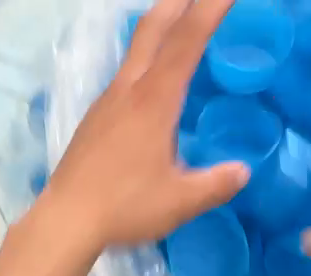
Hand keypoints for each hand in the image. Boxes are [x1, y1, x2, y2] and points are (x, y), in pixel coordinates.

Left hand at [36, 0, 249, 252]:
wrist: (67, 219)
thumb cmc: (125, 207)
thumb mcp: (179, 202)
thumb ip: (214, 185)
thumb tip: (242, 172)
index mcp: (154, 102)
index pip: (186, 41)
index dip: (209, 9)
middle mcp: (128, 91)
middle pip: (153, 29)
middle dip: (178, 3)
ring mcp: (107, 103)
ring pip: (135, 51)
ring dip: (159, 29)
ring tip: (177, 28)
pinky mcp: (95, 120)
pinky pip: (124, 77)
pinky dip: (144, 62)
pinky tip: (149, 84)